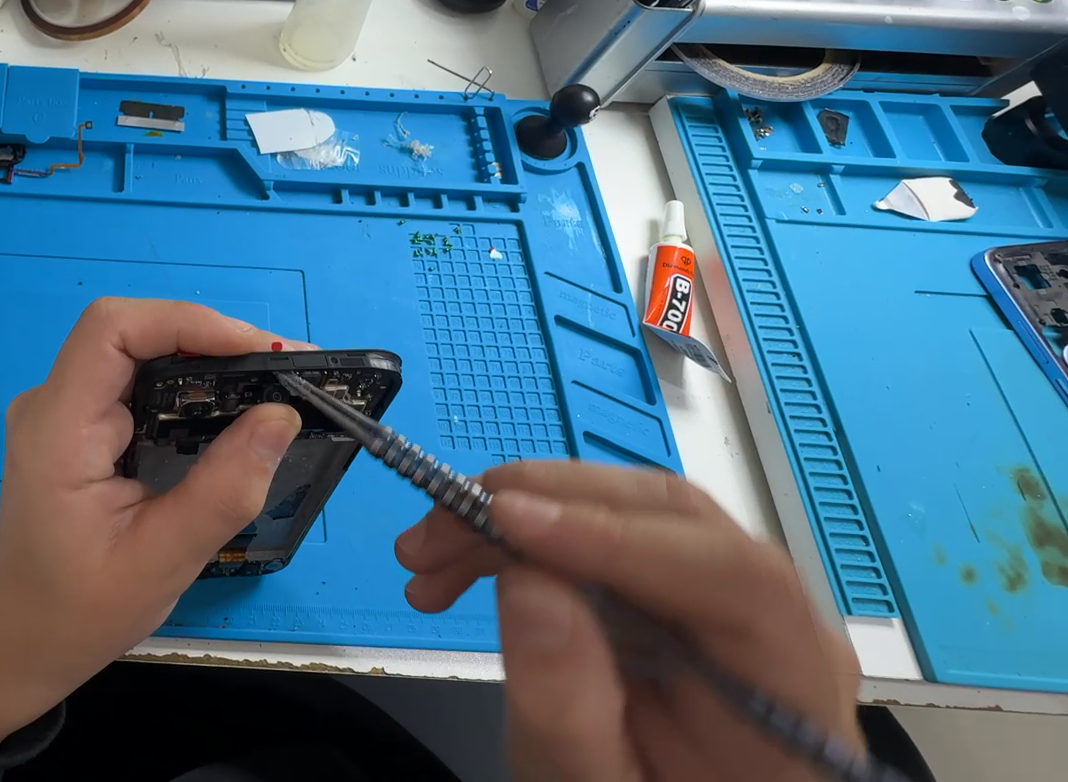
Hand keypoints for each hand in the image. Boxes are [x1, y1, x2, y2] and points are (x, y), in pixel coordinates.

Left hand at [0, 299, 308, 750]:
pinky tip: (228, 401)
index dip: (184, 322)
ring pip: (136, 350)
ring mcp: (62, 408)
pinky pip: (135, 378)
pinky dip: (186, 381)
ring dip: (203, 356)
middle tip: (284, 366)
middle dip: (209, 338)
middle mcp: (52, 402)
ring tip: (270, 379)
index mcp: (57, 429)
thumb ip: (222, 490)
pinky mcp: (79, 421)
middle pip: (129, 333)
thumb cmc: (82, 610)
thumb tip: (281, 416)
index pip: (111, 330)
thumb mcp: (162, 562)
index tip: (257, 350)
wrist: (27, 637)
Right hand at [395, 461, 861, 781]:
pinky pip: (583, 525)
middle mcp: (765, 623)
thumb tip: (526, 581)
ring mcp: (708, 592)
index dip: (615, 535)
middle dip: (538, 504)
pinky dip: (508, 533)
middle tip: (438, 531)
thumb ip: (566, 706)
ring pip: (614, 504)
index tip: (505, 520)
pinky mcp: (654, 580)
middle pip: (667, 516)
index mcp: (785, 696)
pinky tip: (454, 565)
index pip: (732, 579)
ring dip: (508, 511)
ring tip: (425, 554)